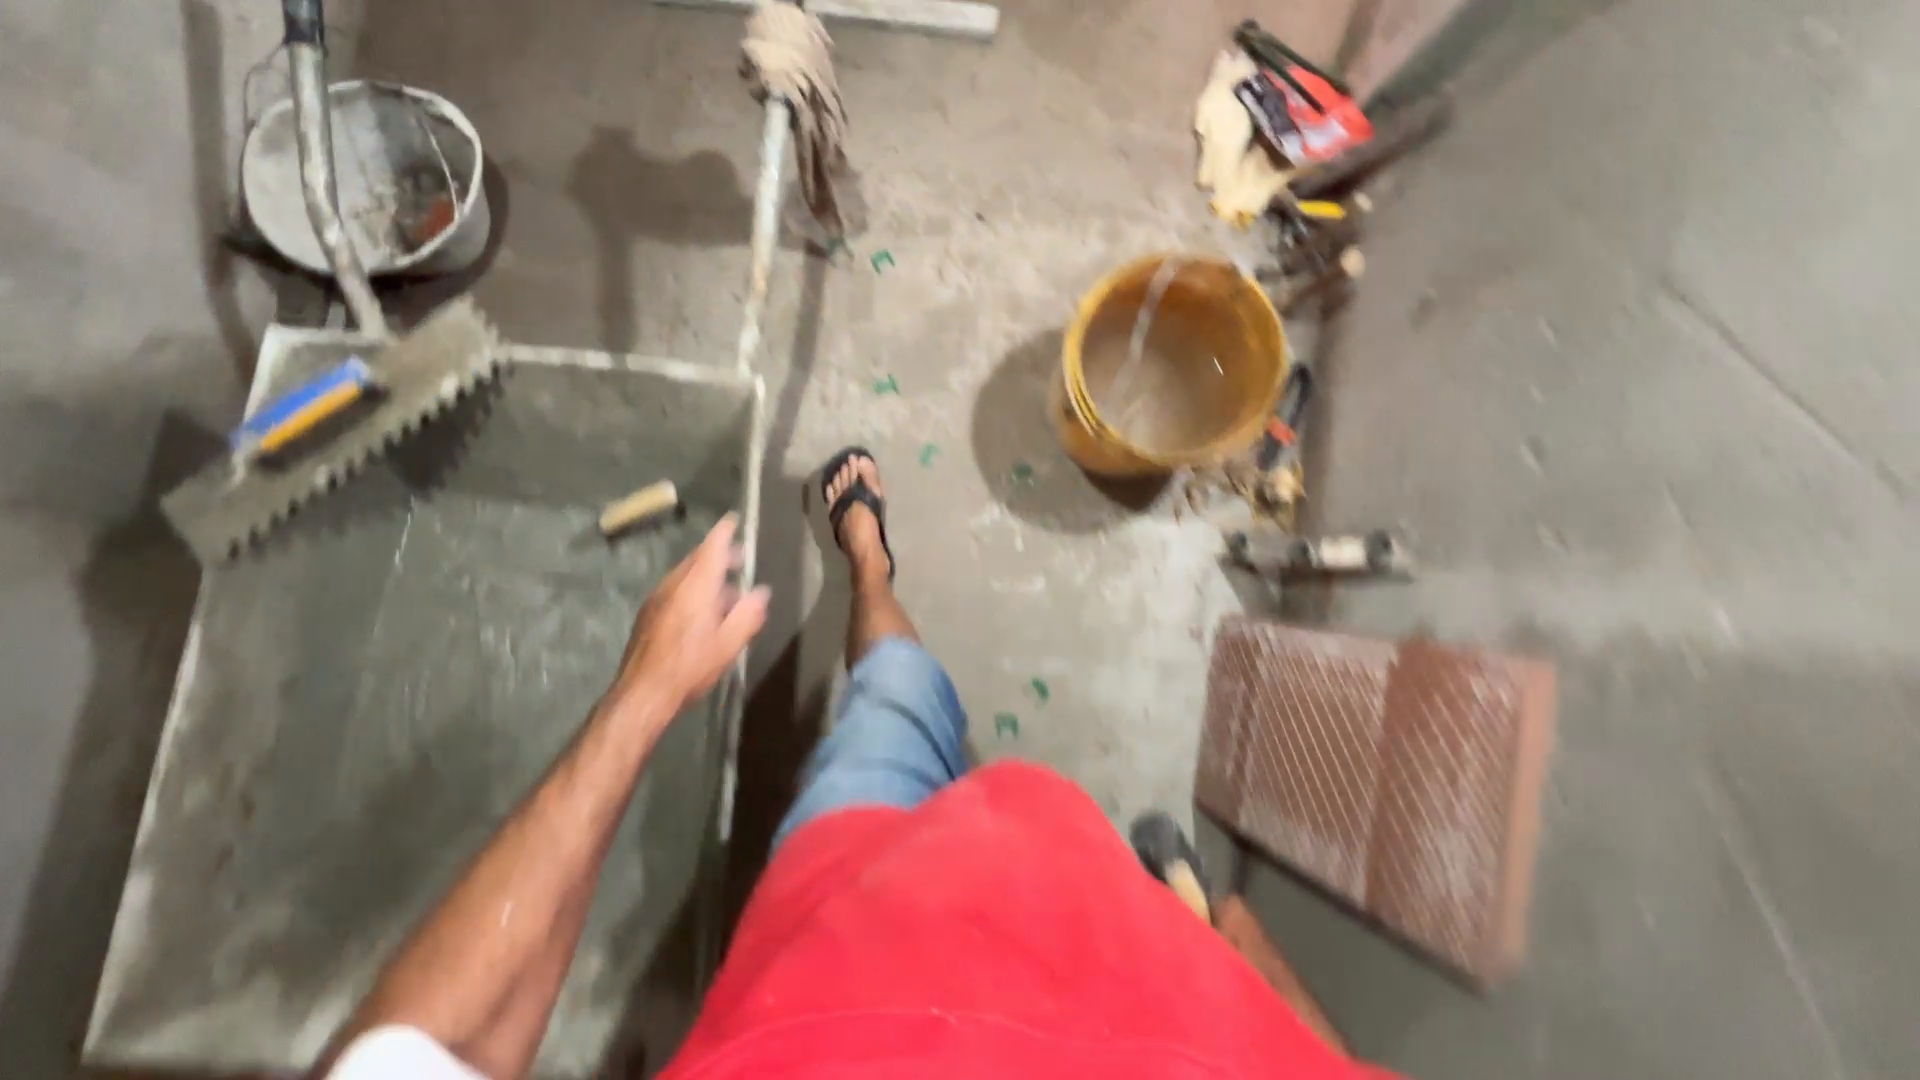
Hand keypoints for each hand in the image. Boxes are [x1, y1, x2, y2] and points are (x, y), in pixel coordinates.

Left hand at [608, 514, 769, 717]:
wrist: (643, 693)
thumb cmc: (690, 667)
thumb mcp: (729, 644)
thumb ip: (748, 615)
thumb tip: (761, 592)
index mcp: (695, 587)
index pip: (711, 548)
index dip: (724, 532)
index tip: (734, 519)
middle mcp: (673, 585)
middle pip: (697, 559)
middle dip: (718, 554)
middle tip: (739, 558)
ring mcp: (657, 599)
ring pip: (685, 575)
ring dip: (706, 575)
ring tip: (727, 591)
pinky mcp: (648, 615)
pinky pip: (675, 590)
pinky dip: (693, 590)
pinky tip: (703, 613)